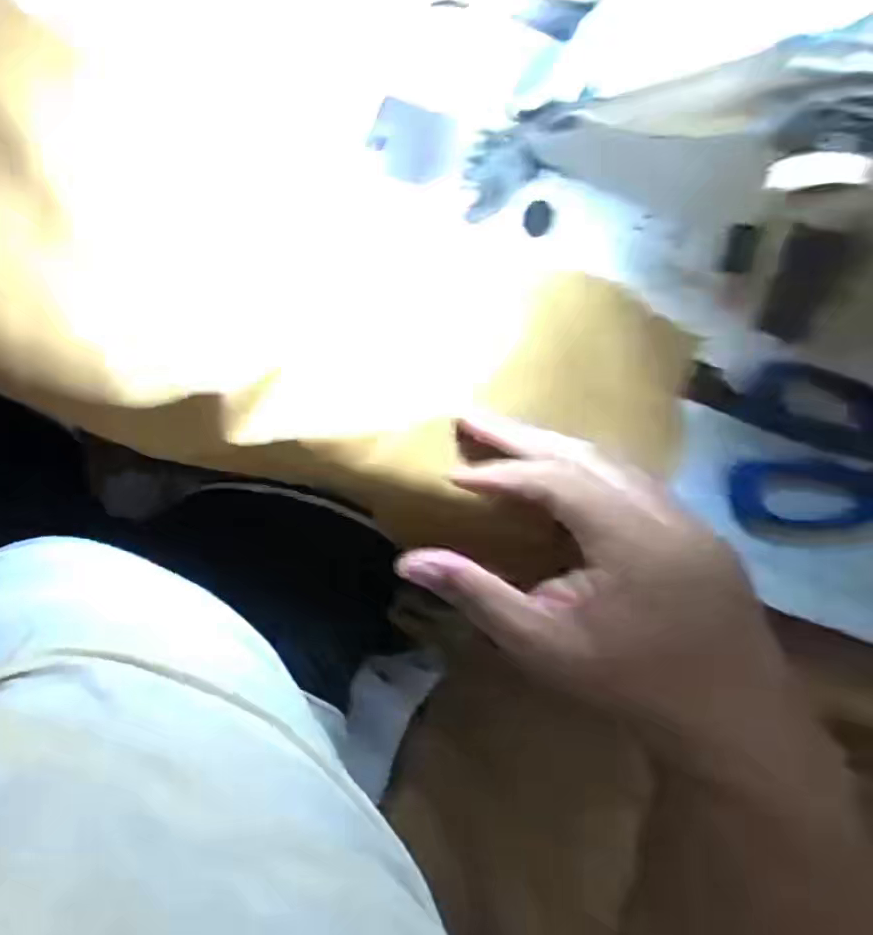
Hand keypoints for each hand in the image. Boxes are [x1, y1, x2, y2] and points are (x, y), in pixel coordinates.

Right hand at [396, 415, 797, 772]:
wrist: (735, 723)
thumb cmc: (627, 681)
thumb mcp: (537, 642)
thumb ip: (474, 593)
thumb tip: (405, 560)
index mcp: (637, 543)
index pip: (560, 483)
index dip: (501, 473)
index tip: (450, 478)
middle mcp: (670, 521)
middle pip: (589, 458)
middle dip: (521, 436)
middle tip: (464, 416)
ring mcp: (689, 527)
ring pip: (614, 464)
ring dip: (551, 445)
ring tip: (498, 432)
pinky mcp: (693, 538)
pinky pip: (629, 481)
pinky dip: (579, 465)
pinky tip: (550, 468)